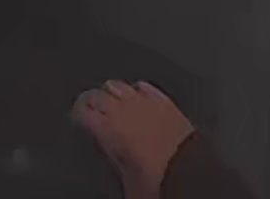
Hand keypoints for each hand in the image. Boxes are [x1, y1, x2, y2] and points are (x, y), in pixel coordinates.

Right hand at [72, 80, 195, 198]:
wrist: (193, 177)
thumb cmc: (157, 184)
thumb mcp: (127, 182)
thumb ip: (112, 159)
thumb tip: (109, 152)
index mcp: (107, 129)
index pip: (82, 113)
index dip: (76, 116)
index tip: (76, 120)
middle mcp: (120, 108)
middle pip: (95, 95)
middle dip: (90, 102)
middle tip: (89, 110)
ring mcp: (141, 100)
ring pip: (116, 84)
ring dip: (111, 93)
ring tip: (111, 101)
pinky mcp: (161, 99)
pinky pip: (141, 86)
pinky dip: (136, 90)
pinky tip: (137, 97)